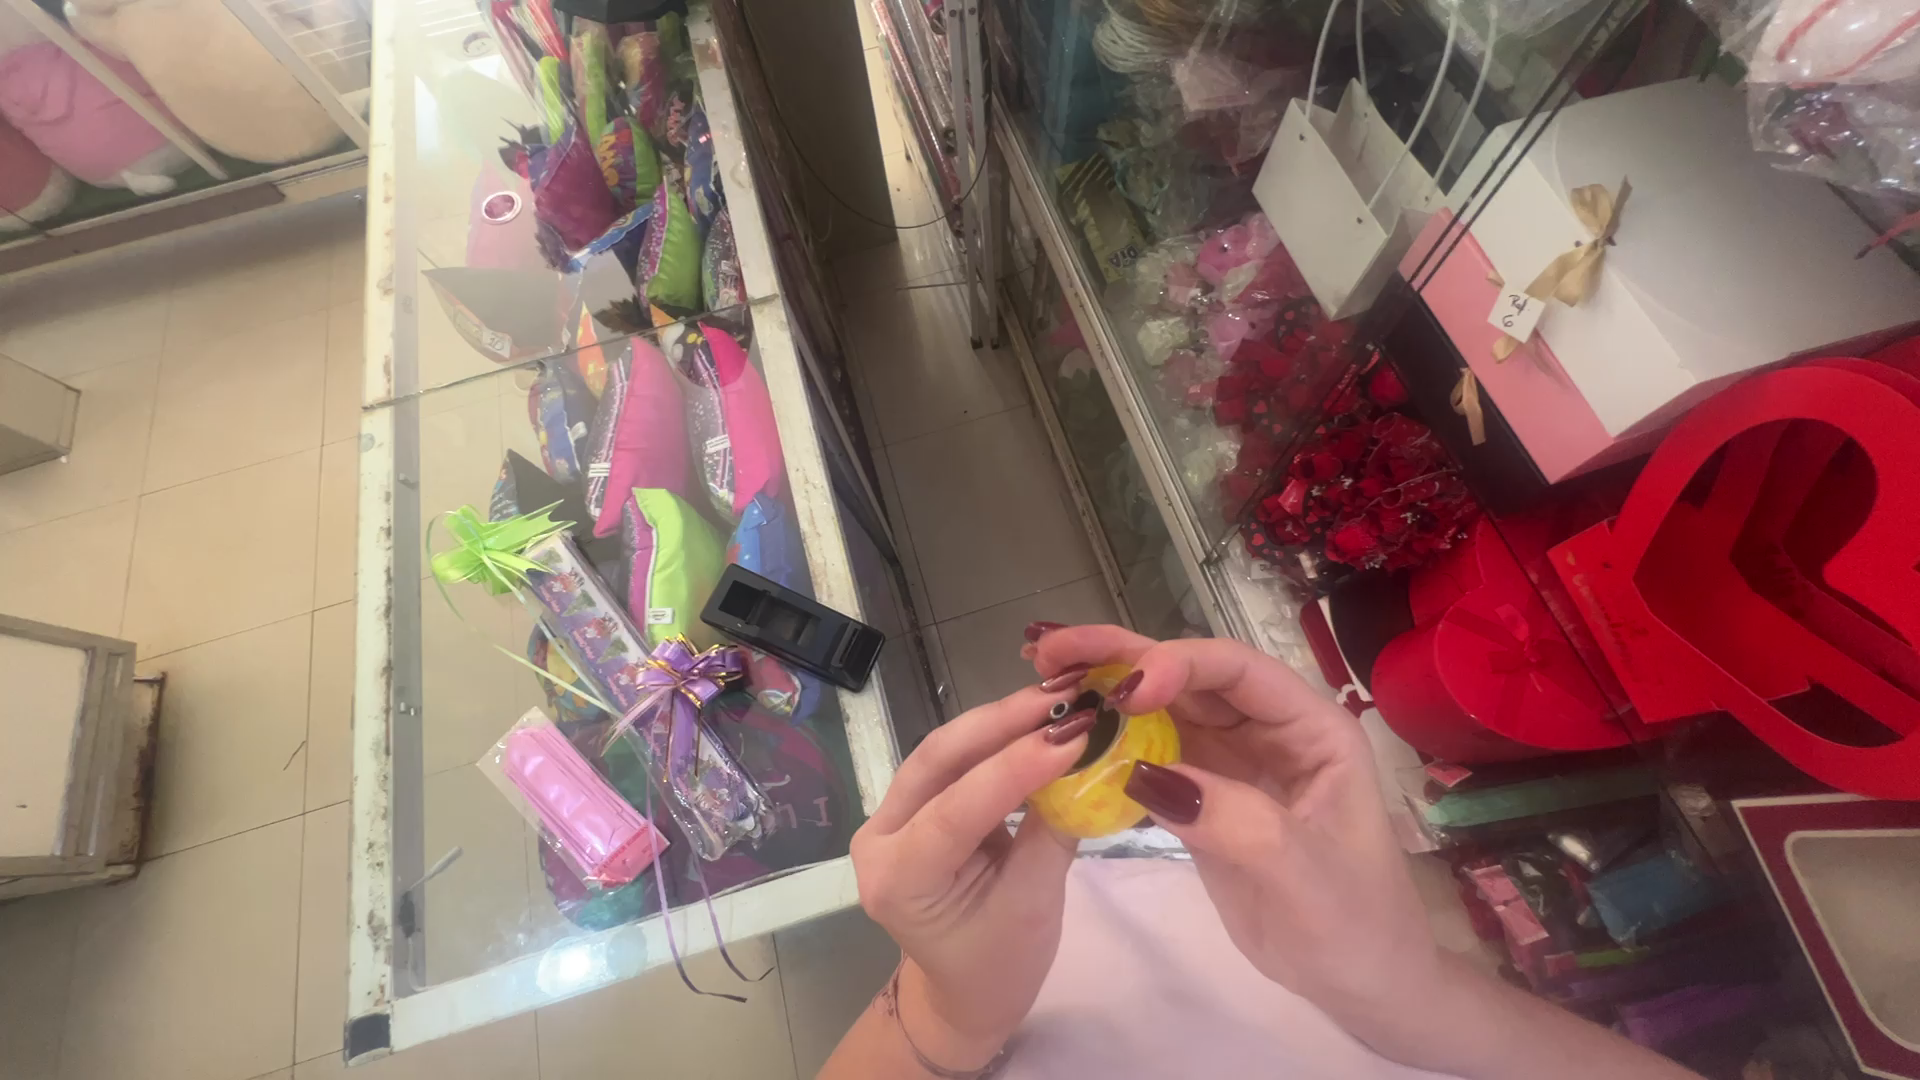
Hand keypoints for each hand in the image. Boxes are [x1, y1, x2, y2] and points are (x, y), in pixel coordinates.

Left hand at [849, 682, 1095, 1067]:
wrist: (964, 991)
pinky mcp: (912, 801)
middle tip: (1063, 695)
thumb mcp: (1033, 906)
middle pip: (937, 760)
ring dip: (1002, 721)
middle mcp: (878, 837)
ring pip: (944, 750)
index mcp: (897, 880)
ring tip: (1056, 698)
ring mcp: (889, 814)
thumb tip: (1086, 757)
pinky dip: (997, 737)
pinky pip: (953, 759)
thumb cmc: (999, 966)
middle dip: (1002, 722)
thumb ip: (1053, 828)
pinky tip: (1035, 719)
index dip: (1014, 767)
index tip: (1072, 732)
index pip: (954, 811)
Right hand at [1031, 626, 1444, 1050]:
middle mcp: (1263, 724)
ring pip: (1158, 704)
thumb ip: (1230, 818)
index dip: (1178, 665)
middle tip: (1050, 648)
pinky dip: (1105, 735)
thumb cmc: (1352, 925)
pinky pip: (1146, 747)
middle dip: (1119, 655)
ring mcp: (1227, 752)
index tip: (1125, 692)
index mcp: (1308, 725)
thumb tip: (1138, 773)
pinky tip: (1065, 726)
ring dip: (1102, 685)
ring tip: (1043, 673)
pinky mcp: (1198, 784)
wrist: (1356, 980)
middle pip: (1185, 673)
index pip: (1236, 670)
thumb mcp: (1302, 876)